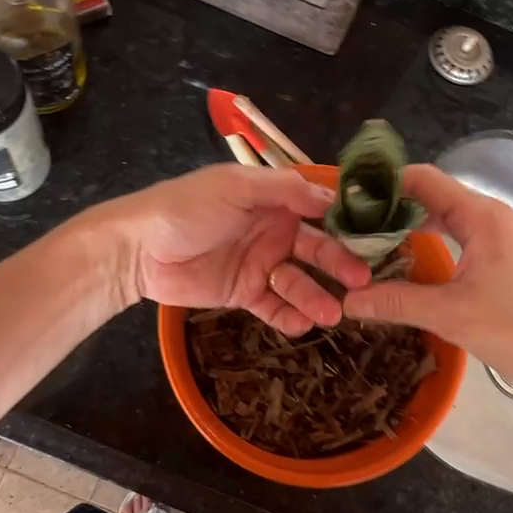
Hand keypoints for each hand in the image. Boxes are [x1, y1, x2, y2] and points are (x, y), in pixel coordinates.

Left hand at [97, 165, 373, 335]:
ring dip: (317, 296)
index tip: (375, 241)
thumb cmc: (188, 208)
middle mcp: (273, 231)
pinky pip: (274, 306)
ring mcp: (259, 264)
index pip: (320, 210)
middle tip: (361, 282)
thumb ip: (283, 190)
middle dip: (339, 264)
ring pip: (299, 282)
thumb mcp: (236, 186)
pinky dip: (290, 316)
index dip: (347, 225)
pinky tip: (303, 325)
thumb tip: (331, 198)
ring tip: (332, 314)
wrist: (137, 249)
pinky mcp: (243, 293)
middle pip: (316, 249)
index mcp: (273, 200)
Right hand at [341, 165, 512, 403]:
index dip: (385, 182)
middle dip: (392, 206)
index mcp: (480, 216)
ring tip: (372, 241)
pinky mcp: (505, 255)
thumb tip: (347, 300)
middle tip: (353, 225)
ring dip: (411, 224)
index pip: (423, 179)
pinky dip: (431, 238)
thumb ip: (395, 301)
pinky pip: (459, 232)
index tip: (350, 198)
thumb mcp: (449, 315)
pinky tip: (410, 259)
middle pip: (432, 194)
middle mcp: (491, 215)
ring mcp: (501, 234)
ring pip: (446, 215)